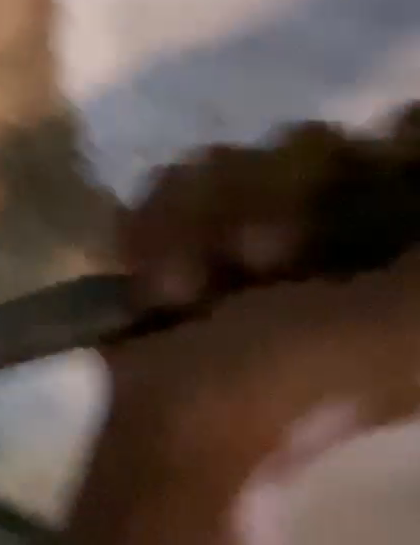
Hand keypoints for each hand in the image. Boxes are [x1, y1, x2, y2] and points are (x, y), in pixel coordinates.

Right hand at [107, 115, 419, 479]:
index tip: (345, 184)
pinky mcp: (182, 224)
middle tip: (258, 262)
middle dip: (264, 203)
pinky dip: (151, 230)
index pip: (404, 140)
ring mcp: (254, 220)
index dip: (383, 145)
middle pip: (309, 143)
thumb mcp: (405, 320)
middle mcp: (345, 220)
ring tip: (188, 285)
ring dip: (195, 225)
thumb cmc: (300, 373)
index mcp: (409, 242)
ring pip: (225, 159)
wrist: (177, 411)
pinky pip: (163, 183)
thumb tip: (409, 133)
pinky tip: (154, 275)